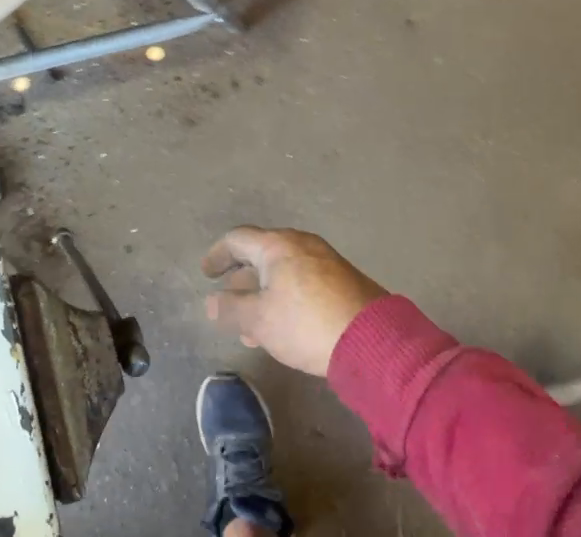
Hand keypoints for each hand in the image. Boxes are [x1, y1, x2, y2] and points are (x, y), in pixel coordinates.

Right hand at [202, 226, 388, 376]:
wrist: (374, 342)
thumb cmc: (306, 324)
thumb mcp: (259, 320)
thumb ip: (230, 309)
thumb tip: (211, 302)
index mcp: (277, 245)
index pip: (237, 239)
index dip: (217, 255)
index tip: (206, 273)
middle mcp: (302, 244)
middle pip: (262, 255)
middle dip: (242, 281)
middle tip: (229, 304)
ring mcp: (326, 262)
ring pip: (283, 273)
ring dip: (264, 295)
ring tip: (253, 328)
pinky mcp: (344, 282)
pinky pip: (303, 283)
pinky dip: (285, 299)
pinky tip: (284, 328)